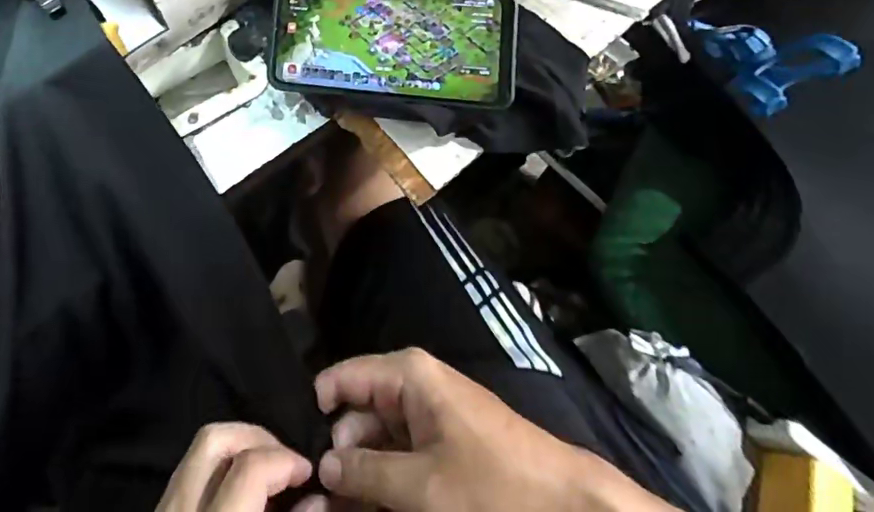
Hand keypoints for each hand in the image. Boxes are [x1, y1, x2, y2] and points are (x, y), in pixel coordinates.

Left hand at [156, 422, 314, 511]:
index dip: (284, 462)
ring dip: (236, 450)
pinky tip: (238, 493)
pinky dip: (217, 471)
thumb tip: (315, 500)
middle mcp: (179, 509)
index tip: (307, 472)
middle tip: (284, 459)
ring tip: (265, 473)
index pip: (247, 469)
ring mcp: (161, 509)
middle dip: (255, 437)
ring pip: (196, 452)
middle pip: (212, 440)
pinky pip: (186, 475)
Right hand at [310, 348, 675, 511]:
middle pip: (358, 414)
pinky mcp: (448, 446)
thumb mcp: (423, 487)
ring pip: (380, 441)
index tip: (297, 458)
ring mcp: (433, 416)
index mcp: (407, 376)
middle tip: (319, 505)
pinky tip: (376, 509)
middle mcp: (415, 386)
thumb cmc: (495, 488)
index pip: (341, 379)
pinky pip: (405, 457)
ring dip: (362, 478)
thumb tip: (322, 467)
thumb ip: (366, 475)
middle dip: (339, 458)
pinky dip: (389, 482)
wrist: (575, 508)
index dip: (318, 414)